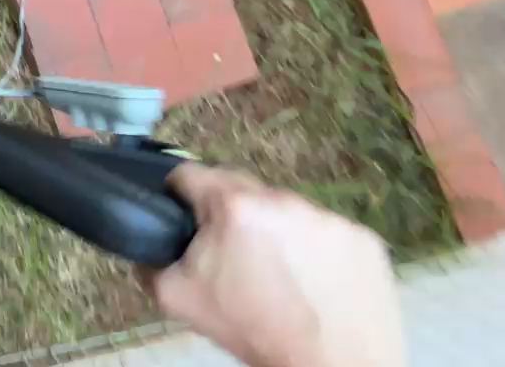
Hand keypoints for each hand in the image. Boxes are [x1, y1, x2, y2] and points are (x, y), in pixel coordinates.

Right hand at [146, 164, 402, 366]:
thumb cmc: (253, 331)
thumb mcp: (176, 296)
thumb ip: (147, 257)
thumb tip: (140, 239)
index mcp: (231, 205)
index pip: (187, 173)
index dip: (178, 193)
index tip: (182, 216)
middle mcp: (279, 199)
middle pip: (235, 184)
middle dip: (224, 208)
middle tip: (228, 247)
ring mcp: (328, 218)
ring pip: (280, 205)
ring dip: (270, 224)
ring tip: (274, 264)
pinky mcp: (364, 239)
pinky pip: (323, 227)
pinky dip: (312, 243)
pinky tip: (311, 272)